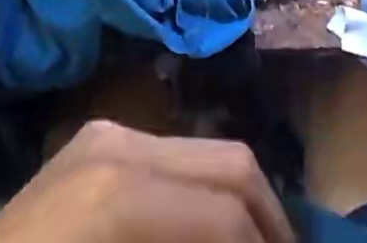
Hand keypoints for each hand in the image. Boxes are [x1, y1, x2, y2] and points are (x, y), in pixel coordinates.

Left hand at [0, 121, 295, 242]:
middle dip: (269, 219)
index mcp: (122, 192)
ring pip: (206, 153)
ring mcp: (106, 133)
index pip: (228, 215)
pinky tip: (203, 232)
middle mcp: (120, 143)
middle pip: (230, 162)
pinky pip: (172, 157)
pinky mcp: (98, 140)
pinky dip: (201, 194)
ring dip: (237, 204)